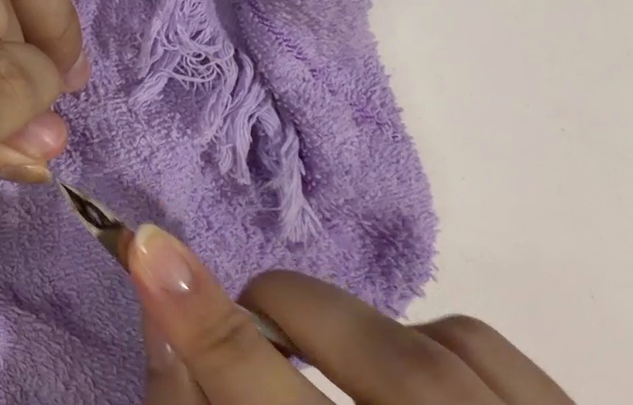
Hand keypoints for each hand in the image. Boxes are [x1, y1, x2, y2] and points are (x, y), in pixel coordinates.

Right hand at [130, 225, 576, 403]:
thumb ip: (183, 398)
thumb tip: (158, 299)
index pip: (248, 380)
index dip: (193, 312)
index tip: (143, 243)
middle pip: (354, 341)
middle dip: (280, 309)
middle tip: (258, 335)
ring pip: (433, 340)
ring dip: (360, 337)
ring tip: (340, 379)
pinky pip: (490, 348)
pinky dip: (436, 348)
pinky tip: (415, 393)